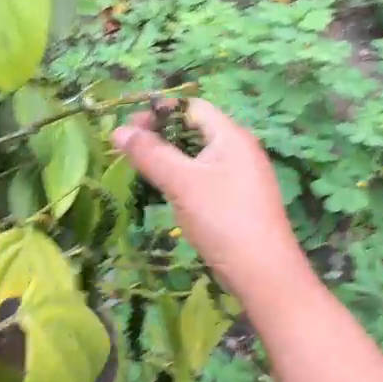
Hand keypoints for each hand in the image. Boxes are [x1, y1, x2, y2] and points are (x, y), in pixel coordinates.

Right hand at [110, 99, 309, 306]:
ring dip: (170, 157)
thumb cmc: (222, 219)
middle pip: (195, 129)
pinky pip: (206, 176)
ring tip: (142, 170)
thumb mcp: (181, 183)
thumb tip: (118, 131)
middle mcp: (240, 149)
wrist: (264, 274)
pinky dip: (184, 177)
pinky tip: (168, 193)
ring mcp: (242, 175)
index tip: (129, 128)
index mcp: (231, 136)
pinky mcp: (240, 199)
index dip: (159, 112)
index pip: (191, 107)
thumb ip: (150, 154)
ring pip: (199, 154)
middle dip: (161, 134)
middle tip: (130, 149)